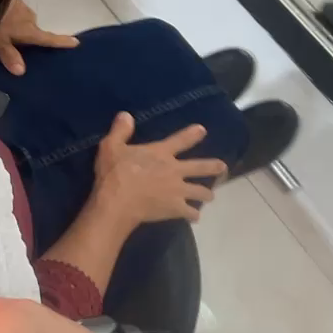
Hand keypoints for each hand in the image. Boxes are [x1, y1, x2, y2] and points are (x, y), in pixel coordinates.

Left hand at [0, 0, 78, 74]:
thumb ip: (9, 54)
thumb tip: (22, 71)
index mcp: (29, 30)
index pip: (49, 39)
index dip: (62, 42)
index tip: (76, 42)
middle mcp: (30, 18)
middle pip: (33, 30)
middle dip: (27, 37)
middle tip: (16, 45)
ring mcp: (21, 7)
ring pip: (23, 20)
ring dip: (16, 26)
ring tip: (1, 32)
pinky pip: (14, 12)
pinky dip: (9, 17)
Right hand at [87, 112, 226, 225]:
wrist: (117, 201)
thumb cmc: (113, 173)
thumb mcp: (110, 147)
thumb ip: (120, 131)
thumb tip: (126, 115)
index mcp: (160, 154)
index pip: (180, 140)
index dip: (192, 134)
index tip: (202, 130)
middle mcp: (175, 170)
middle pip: (202, 167)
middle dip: (214, 167)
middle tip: (222, 167)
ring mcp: (178, 191)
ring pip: (202, 192)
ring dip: (206, 194)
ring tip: (208, 196)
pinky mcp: (176, 208)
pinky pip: (191, 213)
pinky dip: (193, 215)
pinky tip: (194, 217)